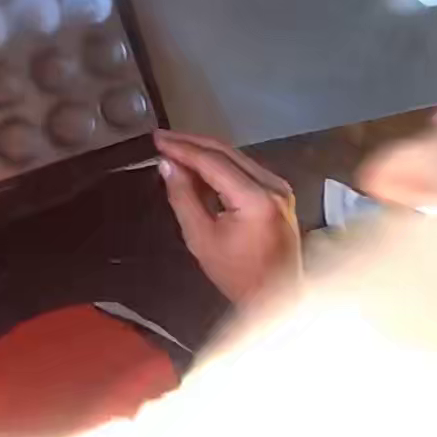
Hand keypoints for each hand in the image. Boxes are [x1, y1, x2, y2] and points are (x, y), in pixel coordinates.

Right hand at [155, 130, 301, 303]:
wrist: (278, 297)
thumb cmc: (237, 275)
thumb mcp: (200, 238)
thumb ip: (182, 196)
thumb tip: (167, 165)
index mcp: (255, 198)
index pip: (212, 161)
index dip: (182, 148)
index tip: (158, 140)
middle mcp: (272, 186)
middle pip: (226, 152)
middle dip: (191, 143)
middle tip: (162, 139)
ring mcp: (279, 187)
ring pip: (235, 156)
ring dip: (204, 151)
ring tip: (175, 149)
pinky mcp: (279, 192)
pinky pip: (244, 167)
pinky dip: (219, 163)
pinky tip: (198, 165)